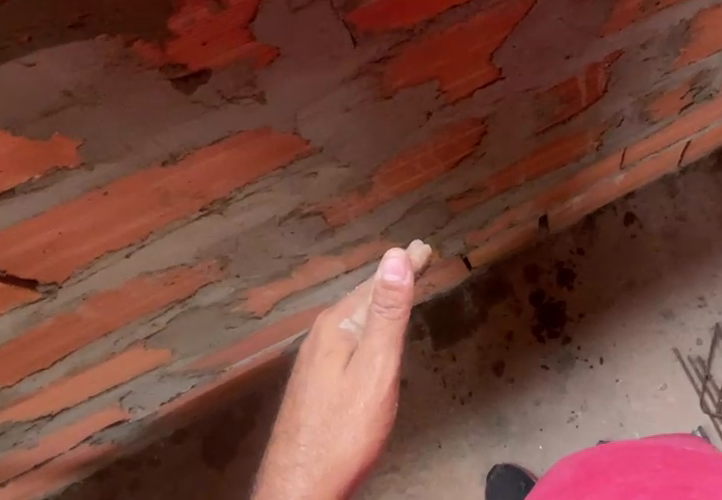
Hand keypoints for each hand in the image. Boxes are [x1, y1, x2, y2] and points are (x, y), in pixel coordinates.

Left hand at [252, 241, 432, 499]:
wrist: (298, 492)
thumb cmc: (344, 431)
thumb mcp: (375, 368)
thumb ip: (388, 314)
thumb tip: (394, 256)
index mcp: (337, 326)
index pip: (377, 284)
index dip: (404, 265)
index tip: (423, 246)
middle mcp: (322, 336)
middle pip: (364, 297)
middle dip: (391, 278)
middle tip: (415, 258)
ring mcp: (315, 361)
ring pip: (354, 317)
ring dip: (378, 299)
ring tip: (396, 286)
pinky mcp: (315, 383)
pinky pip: (347, 336)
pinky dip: (367, 322)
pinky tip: (369, 333)